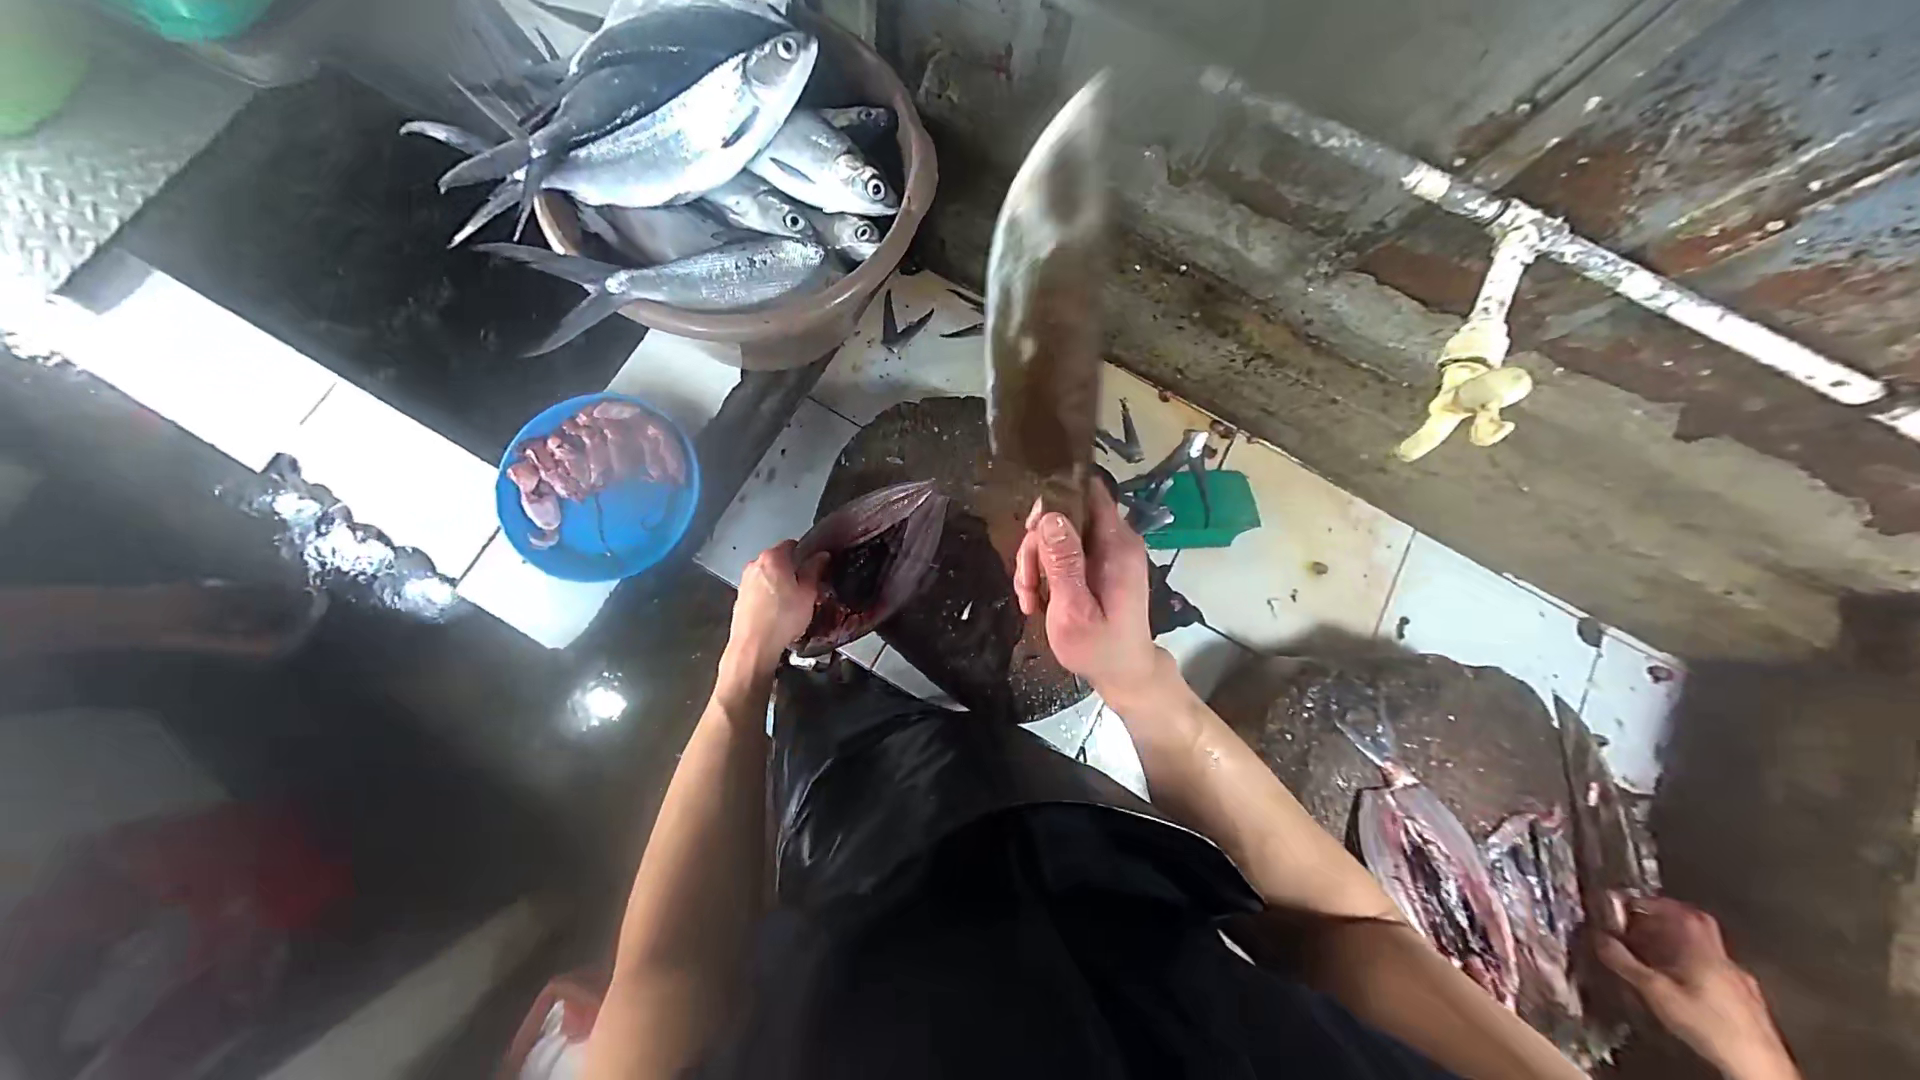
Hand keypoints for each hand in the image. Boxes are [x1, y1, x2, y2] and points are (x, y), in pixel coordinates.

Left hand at [726, 540, 826, 671]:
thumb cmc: (781, 620)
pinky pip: (759, 590)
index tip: (815, 566)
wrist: (754, 646)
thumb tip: (820, 558)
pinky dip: (769, 596)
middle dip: (793, 571)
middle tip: (807, 588)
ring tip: (794, 604)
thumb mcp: (808, 594)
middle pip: (779, 560)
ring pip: (768, 576)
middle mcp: (755, 565)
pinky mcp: (741, 597)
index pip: (792, 544)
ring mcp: (746, 581)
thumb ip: (815, 570)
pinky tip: (779, 613)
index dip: (806, 554)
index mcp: (773, 558)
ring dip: (780, 584)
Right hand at [1011, 480, 1163, 698]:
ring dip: (1035, 565)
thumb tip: (1050, 516)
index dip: (1056, 499)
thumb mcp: (1074, 610)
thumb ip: (1063, 562)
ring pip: (1057, 536)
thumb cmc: (1100, 648)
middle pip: (1065, 516)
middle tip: (1027, 581)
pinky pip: (1062, 554)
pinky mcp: (1096, 566)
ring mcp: (1105, 553)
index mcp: (1116, 546)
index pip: (1089, 492)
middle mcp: (1115, 541)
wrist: (1123, 674)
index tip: (1032, 529)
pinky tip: (1038, 600)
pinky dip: (1044, 574)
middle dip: (1037, 545)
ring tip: (1030, 598)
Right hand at [1598, 895, 1798, 1079]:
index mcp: (1704, 952)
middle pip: (1697, 930)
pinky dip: (1692, 968)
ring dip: (1678, 946)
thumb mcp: (1654, 991)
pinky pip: (1715, 972)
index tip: (1632, 904)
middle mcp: (1725, 962)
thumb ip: (1623, 961)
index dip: (1656, 903)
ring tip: (1652, 955)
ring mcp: (1741, 984)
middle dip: (1665, 923)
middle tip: (1639, 926)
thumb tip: (1598, 937)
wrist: (1759, 1069)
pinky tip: (1680, 984)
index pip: (1684, 913)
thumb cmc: (1705, 1023)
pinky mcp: (1749, 1004)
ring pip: (1705, 952)